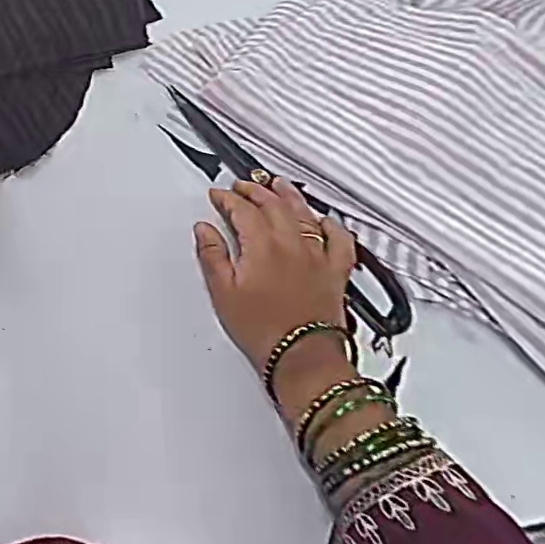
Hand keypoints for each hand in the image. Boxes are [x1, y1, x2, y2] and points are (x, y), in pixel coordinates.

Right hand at [194, 177, 355, 375]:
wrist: (301, 358)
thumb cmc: (263, 330)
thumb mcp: (223, 292)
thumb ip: (212, 255)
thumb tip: (205, 231)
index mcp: (262, 247)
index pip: (243, 210)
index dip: (227, 199)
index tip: (218, 196)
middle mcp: (292, 245)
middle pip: (274, 204)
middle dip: (255, 190)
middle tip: (242, 186)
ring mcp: (317, 257)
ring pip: (305, 214)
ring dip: (289, 195)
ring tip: (278, 185)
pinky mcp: (335, 273)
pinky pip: (340, 240)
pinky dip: (332, 225)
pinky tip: (325, 219)